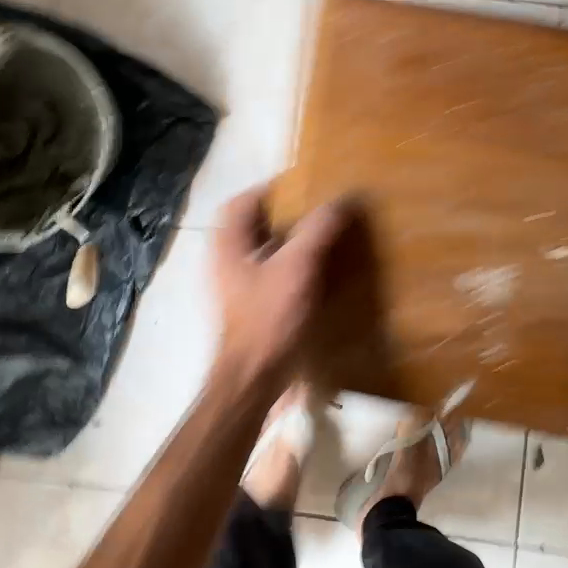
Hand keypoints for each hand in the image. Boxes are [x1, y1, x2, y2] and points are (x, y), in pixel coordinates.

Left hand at [210, 184, 351, 388]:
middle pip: (252, 226)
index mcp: (227, 245)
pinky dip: (291, 269)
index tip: (303, 187)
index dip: (270, 189)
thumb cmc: (269, 319)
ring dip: (289, 242)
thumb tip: (342, 199)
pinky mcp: (250, 310)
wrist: (254, 380)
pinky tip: (317, 275)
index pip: (242, 202)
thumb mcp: (298, 267)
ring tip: (322, 239)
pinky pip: (270, 276)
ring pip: (262, 252)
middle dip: (284, 216)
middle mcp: (225, 263)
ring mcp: (235, 289)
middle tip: (317, 211)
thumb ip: (318, 229)